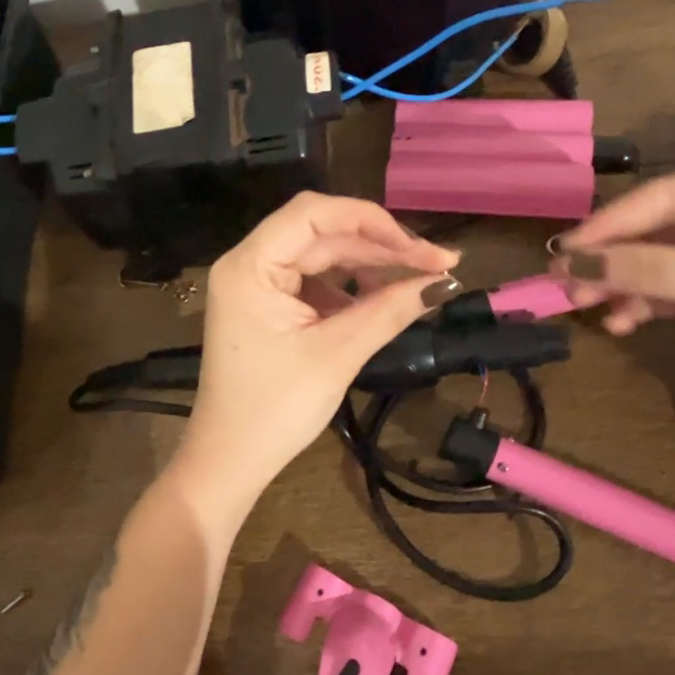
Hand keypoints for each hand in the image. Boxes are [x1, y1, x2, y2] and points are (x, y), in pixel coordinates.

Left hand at [175, 192, 460, 499]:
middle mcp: (248, 264)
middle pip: (320, 234)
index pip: (312, 214)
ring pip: (321, 257)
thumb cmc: (274, 409)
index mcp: (249, 265)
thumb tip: (445, 283)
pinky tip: (387, 298)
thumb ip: (387, 311)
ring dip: (370, 266)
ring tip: (423, 279)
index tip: (420, 246)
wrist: (229, 460)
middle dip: (380, 246)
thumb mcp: (336, 355)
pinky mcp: (269, 308)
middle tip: (440, 264)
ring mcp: (257, 286)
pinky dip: (351, 289)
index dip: (371, 221)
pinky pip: (315, 283)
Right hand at [550, 167, 674, 421]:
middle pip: (651, 228)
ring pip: (650, 261)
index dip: (609, 222)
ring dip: (616, 282)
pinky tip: (619, 323)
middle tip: (561, 279)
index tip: (563, 248)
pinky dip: (638, 304)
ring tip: (582, 304)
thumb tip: (565, 260)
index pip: (661, 196)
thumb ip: (643, 268)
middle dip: (608, 256)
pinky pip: (661, 290)